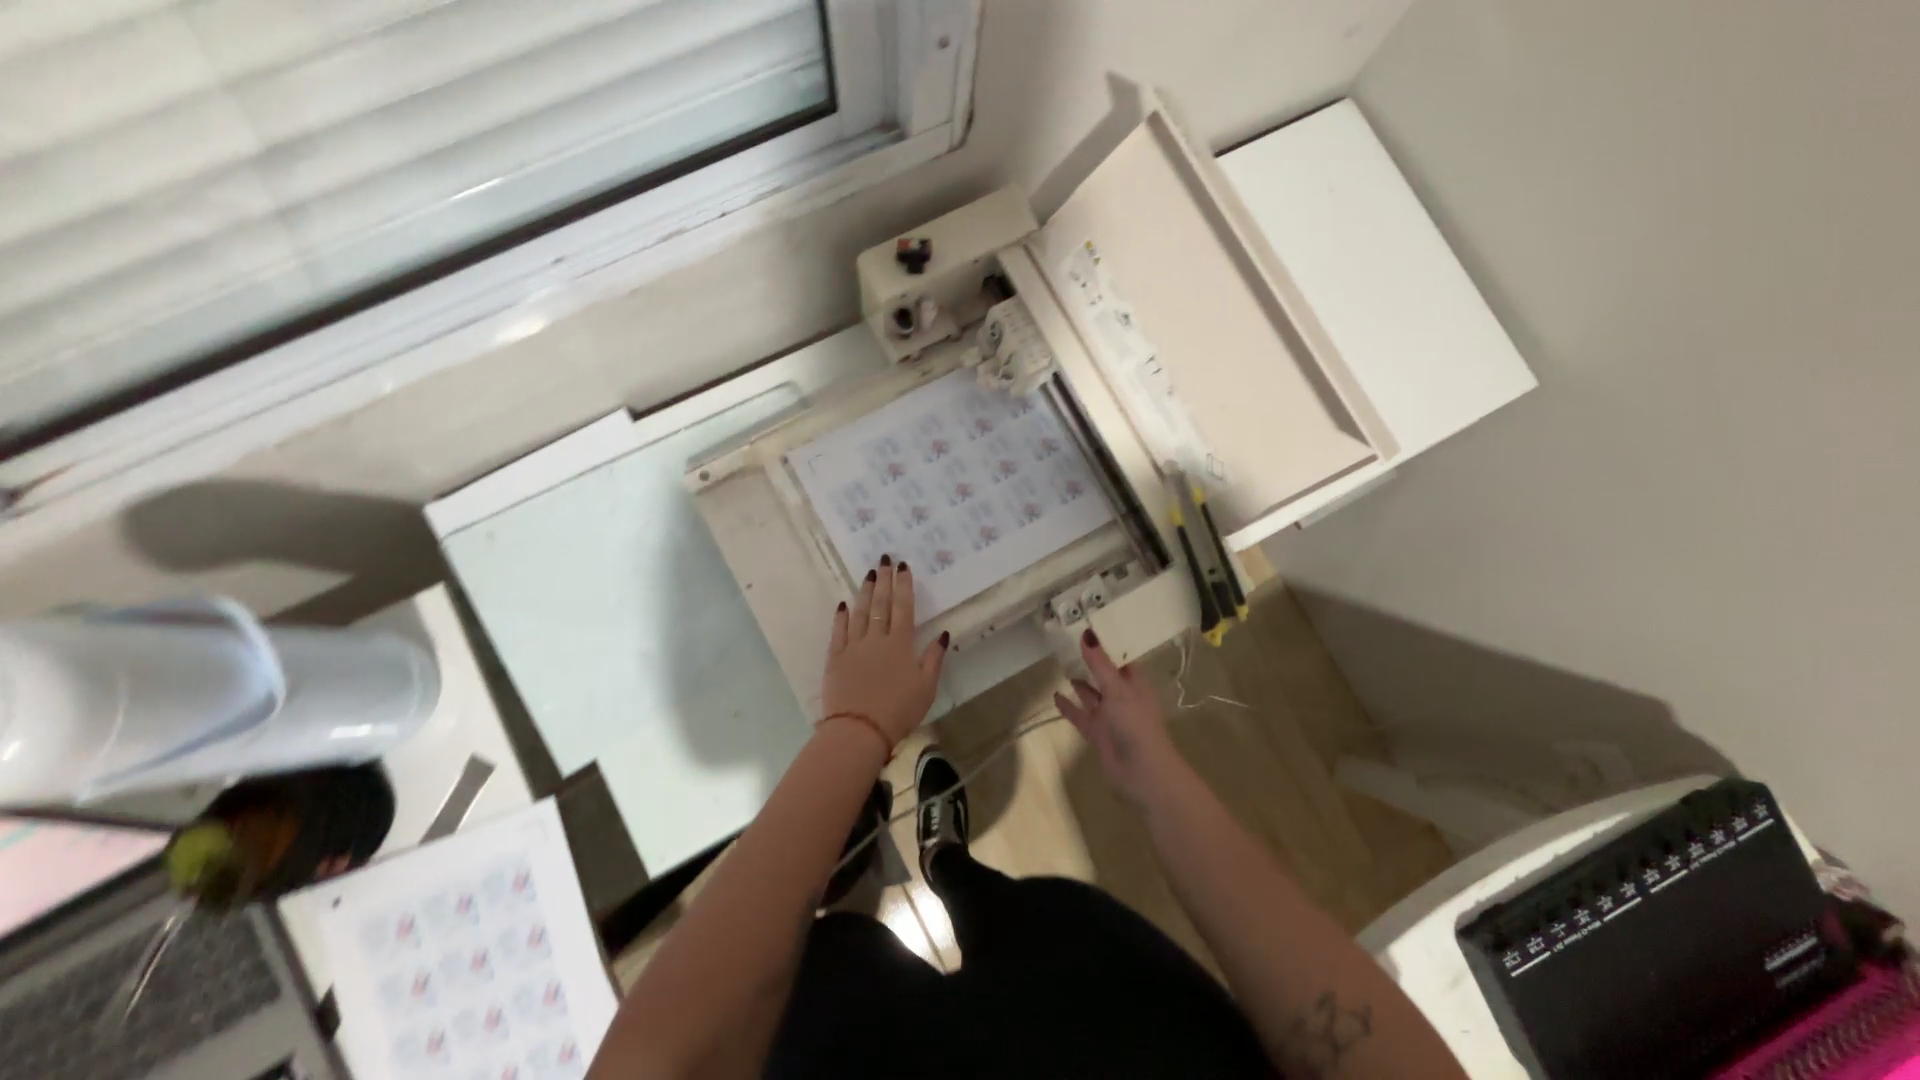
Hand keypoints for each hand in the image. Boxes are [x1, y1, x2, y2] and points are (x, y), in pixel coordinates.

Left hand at [820, 557, 948, 749]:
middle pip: (881, 604)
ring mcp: (852, 647)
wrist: (859, 730)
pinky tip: (844, 604)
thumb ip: (933, 658)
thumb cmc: (898, 711)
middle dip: (884, 580)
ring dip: (865, 592)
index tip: (903, 567)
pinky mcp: (835, 658)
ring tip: (868, 574)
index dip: (903, 586)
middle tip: (884, 559)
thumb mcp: (926, 687)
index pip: (903, 608)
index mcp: (900, 644)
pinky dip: (842, 616)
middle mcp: (876, 639)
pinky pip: (838, 631)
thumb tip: (943, 633)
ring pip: (860, 613)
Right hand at [1054, 630, 1187, 808]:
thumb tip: (1086, 634)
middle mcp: (1124, 698)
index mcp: (1136, 684)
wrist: (1141, 772)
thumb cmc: (1135, 724)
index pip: (1121, 659)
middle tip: (1068, 643)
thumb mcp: (1117, 689)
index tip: (1089, 627)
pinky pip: (1081, 716)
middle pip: (1105, 676)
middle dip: (1091, 662)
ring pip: (1092, 696)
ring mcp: (1110, 718)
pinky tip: (1056, 696)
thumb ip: (1099, 664)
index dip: (1107, 645)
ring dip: (1080, 683)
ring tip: (1062, 665)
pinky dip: (1069, 706)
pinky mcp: (1098, 734)